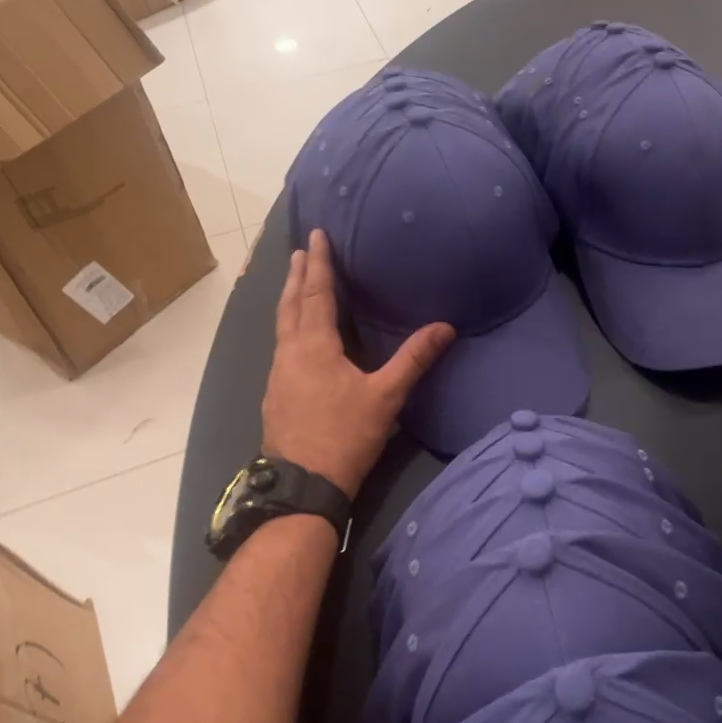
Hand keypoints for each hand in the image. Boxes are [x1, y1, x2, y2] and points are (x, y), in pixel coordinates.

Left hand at [261, 229, 454, 498]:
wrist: (302, 487)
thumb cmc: (345, 436)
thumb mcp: (386, 396)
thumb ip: (414, 359)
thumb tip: (445, 326)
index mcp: (314, 346)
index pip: (316, 293)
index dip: (319, 263)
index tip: (316, 235)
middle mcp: (290, 353)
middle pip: (290, 304)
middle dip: (297, 275)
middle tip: (301, 251)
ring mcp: (278, 376)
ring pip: (281, 326)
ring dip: (289, 300)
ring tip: (296, 284)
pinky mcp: (276, 395)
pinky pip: (281, 347)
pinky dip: (288, 327)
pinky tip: (297, 339)